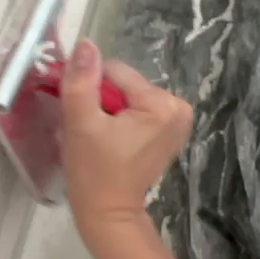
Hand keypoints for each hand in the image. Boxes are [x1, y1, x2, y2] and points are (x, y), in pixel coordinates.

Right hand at [60, 39, 192, 244]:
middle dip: (102, 102)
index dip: (90, 90)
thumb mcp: (81, 124)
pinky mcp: (168, 133)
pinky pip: (137, 110)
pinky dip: (120, 121)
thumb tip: (85, 44)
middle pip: (123, 84)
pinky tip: (112, 142)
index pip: (114, 72)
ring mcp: (177, 121)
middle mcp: (178, 107)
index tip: (81, 118)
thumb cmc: (93, 172)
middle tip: (91, 132)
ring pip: (128, 96)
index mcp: (161, 104)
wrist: (107, 214)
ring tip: (100, 139)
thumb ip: (81, 82)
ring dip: (108, 112)